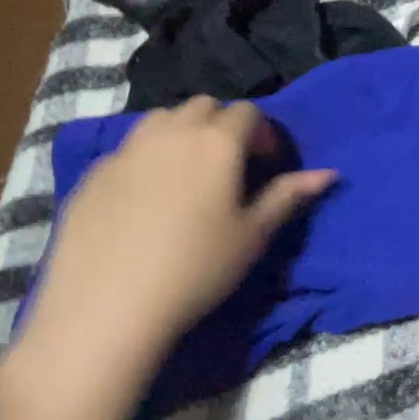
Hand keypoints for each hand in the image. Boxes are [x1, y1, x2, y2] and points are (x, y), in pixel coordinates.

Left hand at [39, 97, 334, 341]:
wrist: (104, 313)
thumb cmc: (195, 269)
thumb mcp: (253, 235)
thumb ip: (288, 196)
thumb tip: (328, 174)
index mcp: (218, 141)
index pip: (248, 111)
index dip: (261, 132)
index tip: (264, 164)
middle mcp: (172, 134)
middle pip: (203, 106)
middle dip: (221, 124)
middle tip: (227, 163)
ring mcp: (125, 153)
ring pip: (160, 119)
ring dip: (179, 132)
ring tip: (183, 171)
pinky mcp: (90, 177)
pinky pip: (125, 151)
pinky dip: (142, 159)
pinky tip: (142, 199)